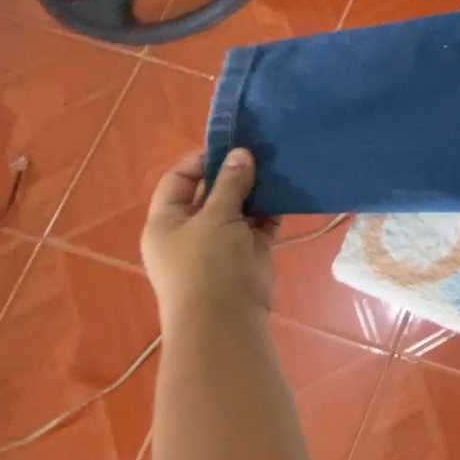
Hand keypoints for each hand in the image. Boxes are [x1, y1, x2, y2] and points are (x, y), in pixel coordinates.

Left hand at [142, 149, 277, 324]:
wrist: (226, 315)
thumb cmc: (206, 264)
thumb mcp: (214, 218)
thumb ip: (230, 184)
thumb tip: (241, 153)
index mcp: (167, 221)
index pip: (179, 179)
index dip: (202, 160)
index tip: (234, 143)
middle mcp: (191, 227)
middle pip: (212, 189)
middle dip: (236, 170)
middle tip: (265, 148)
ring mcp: (222, 237)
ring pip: (241, 202)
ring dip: (259, 186)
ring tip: (282, 162)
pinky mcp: (250, 246)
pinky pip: (262, 218)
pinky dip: (275, 204)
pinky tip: (292, 187)